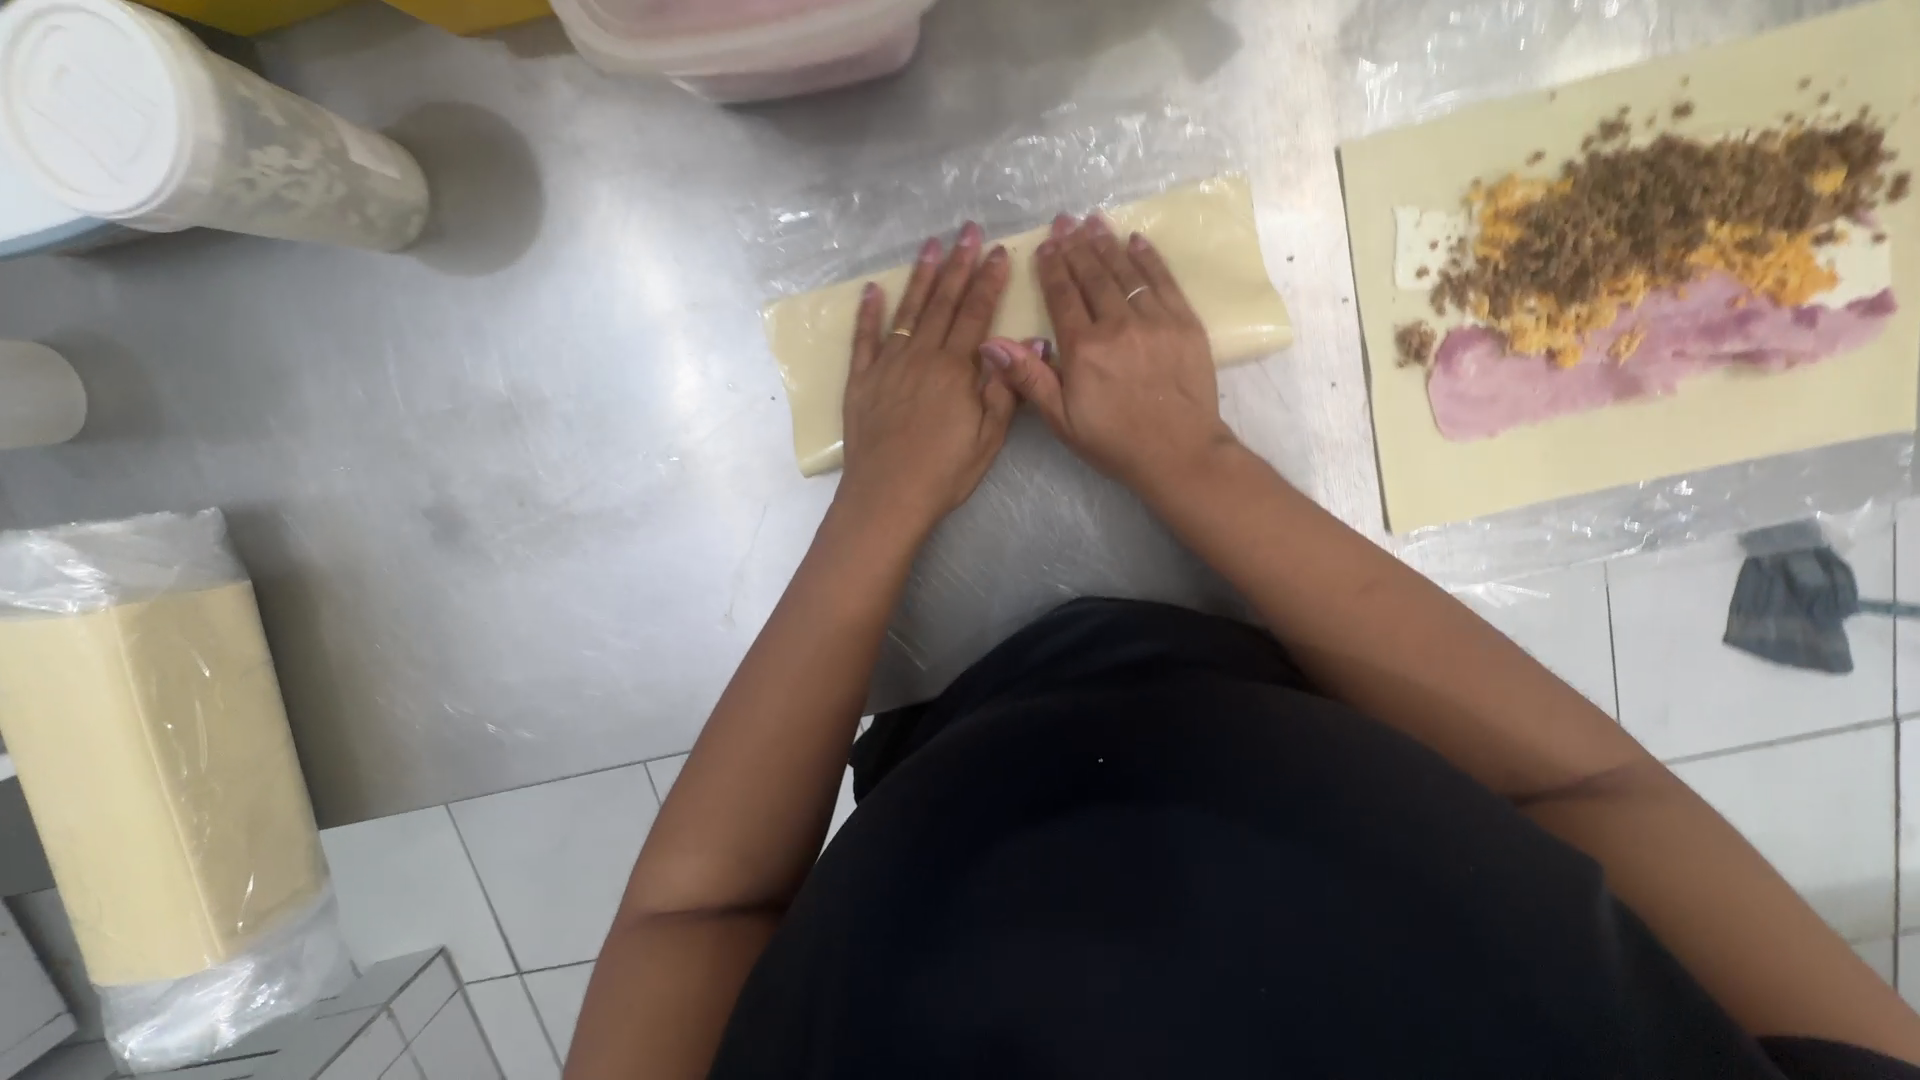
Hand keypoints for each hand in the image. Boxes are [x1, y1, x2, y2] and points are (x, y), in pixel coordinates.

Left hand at [838, 222, 1017, 532]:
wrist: (888, 496)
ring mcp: (888, 365)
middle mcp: (922, 356)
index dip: (989, 281)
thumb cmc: (945, 472)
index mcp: (956, 369)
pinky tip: (873, 290)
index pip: (977, 314)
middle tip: (968, 230)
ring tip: (931, 245)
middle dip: (959, 264)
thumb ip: (1006, 387)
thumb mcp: (989, 437)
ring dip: (921, 277)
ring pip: (907, 311)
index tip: (1000, 252)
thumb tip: (1029, 341)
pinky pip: (864, 339)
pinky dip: (868, 313)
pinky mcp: (861, 381)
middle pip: (943, 302)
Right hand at [981, 214, 1239, 501]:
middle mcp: (1118, 325)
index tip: (1045, 244)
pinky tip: (1135, 241)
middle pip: (1093, 276)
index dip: (1052, 267)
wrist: (1179, 454)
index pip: (1062, 295)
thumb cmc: (1114, 443)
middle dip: (1076, 246)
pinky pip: (1163, 280)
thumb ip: (1028, 378)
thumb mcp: (1061, 420)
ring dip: (1107, 244)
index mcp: (1083, 348)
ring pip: (1126, 272)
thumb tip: (992, 343)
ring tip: (1093, 221)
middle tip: (1065, 220)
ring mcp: (1155, 320)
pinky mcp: (1185, 324)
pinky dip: (1148, 258)